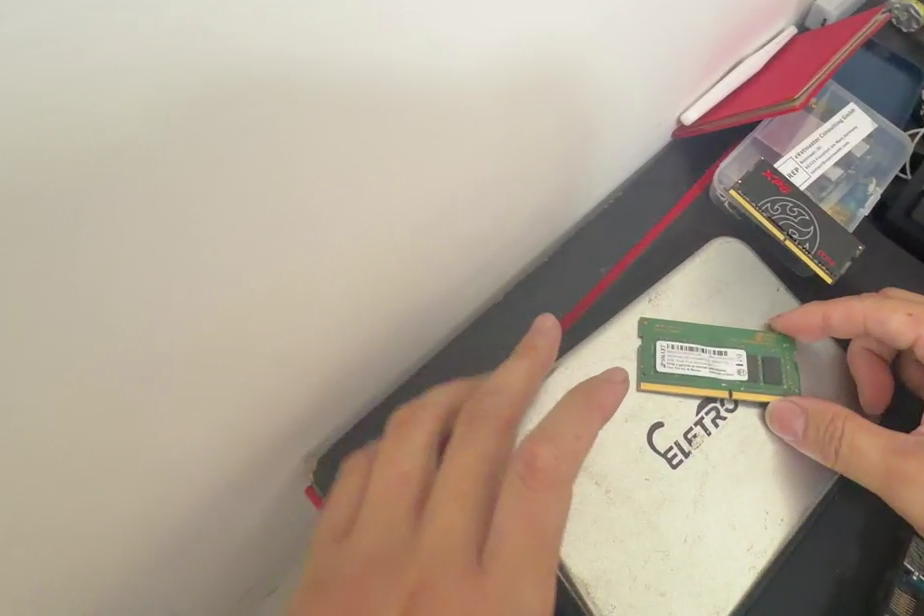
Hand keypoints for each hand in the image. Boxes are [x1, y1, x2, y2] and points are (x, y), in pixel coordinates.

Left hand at [289, 314, 627, 615]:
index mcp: (493, 603)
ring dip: (458, 390)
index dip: (581, 411)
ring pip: (416, 431)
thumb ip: (544, 592)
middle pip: (482, 428)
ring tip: (487, 380)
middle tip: (544, 334)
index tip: (606, 382)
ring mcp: (363, 561)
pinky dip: (397, 438)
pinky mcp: (317, 572)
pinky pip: (359, 470)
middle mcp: (429, 566)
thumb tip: (564, 544)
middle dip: (521, 367)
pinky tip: (416, 442)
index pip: (546, 471)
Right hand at [765, 290, 923, 615]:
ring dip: (887, 380)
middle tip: (844, 407)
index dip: (821, 318)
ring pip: (919, 350)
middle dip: (858, 357)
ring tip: (885, 433)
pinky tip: (912, 436)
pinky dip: (914, 395)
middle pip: (897, 322)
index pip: (876, 309)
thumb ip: (839, 437)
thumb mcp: (912, 479)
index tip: (780, 330)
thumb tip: (783, 412)